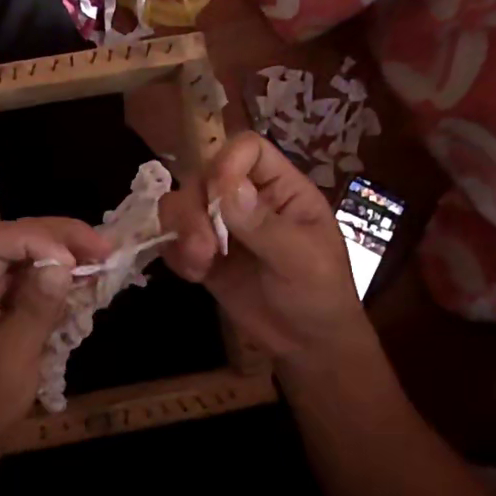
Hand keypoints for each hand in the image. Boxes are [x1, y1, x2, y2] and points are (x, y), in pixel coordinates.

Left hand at [0, 218, 109, 450]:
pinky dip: (61, 273)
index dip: (35, 239)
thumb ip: (36, 308)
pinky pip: (33, 276)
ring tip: (100, 257)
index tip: (73, 260)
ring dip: (64, 250)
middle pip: (13, 238)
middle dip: (58, 236)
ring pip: (26, 252)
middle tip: (101, 247)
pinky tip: (85, 279)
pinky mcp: (6, 305)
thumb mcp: (14, 358)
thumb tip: (63, 264)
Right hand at [160, 132, 365, 356]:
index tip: (219, 197)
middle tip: (204, 248)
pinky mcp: (205, 254)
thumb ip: (264, 225)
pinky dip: (175, 253)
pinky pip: (175, 239)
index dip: (226, 163)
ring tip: (198, 263)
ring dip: (181, 230)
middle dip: (195, 208)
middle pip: (204, 174)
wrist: (307, 345)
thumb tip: (228, 188)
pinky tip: (195, 275)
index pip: (247, 149)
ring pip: (183, 203)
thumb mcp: (302, 260)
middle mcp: (248, 199)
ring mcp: (224, 226)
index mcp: (282, 189)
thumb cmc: (320, 295)